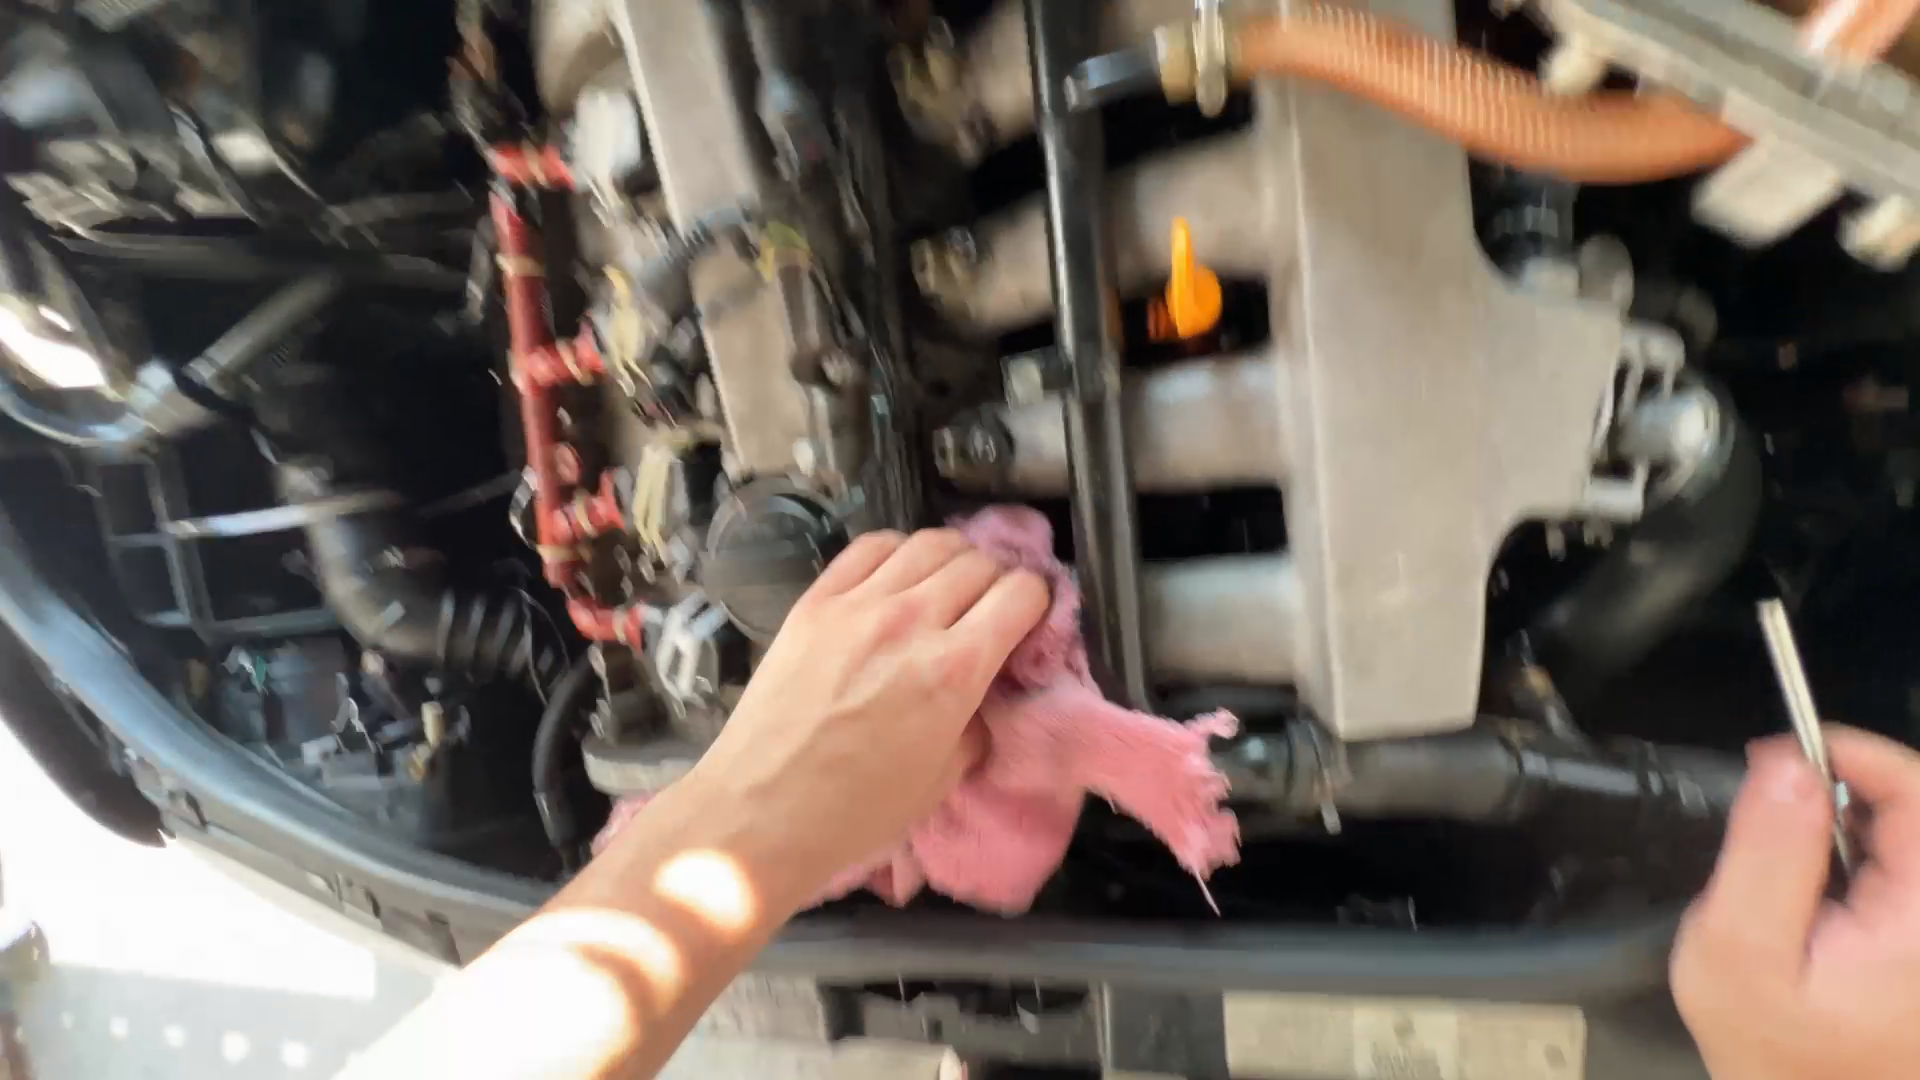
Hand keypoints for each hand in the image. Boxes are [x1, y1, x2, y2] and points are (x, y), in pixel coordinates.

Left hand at [681, 528, 1048, 904]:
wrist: (760, 811)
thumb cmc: (858, 810)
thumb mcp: (945, 776)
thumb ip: (979, 717)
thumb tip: (989, 684)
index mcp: (954, 670)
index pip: (1019, 594)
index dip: (1035, 599)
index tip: (1028, 615)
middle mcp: (912, 620)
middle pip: (979, 562)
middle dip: (997, 579)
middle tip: (988, 606)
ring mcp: (858, 604)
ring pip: (930, 542)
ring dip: (954, 558)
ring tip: (948, 583)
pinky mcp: (816, 599)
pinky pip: (871, 547)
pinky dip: (899, 550)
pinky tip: (898, 574)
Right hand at [1672, 727, 1919, 1079]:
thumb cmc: (1770, 1039)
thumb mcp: (1739, 941)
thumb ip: (1766, 850)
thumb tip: (1785, 766)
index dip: (1855, 755)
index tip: (1785, 747)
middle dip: (1844, 789)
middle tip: (1768, 800)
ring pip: (1910, 839)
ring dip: (1849, 822)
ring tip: (1789, 858)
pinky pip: (1903, 868)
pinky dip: (1860, 852)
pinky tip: (1820, 883)